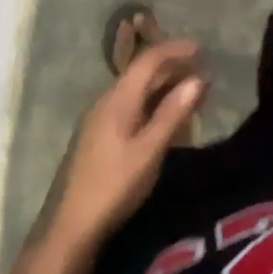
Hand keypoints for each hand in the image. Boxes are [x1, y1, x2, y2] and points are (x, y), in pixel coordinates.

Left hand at [47, 40, 205, 245]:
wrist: (70, 224)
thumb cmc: (114, 185)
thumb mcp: (150, 150)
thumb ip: (173, 113)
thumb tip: (198, 79)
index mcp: (118, 97)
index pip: (148, 60)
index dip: (175, 50)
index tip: (201, 49)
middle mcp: (107, 100)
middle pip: (141, 73)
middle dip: (172, 68)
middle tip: (201, 73)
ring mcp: (99, 118)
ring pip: (136, 91)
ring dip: (163, 88)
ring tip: (189, 95)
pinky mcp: (99, 135)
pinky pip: (130, 107)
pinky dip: (152, 105)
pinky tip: (164, 121)